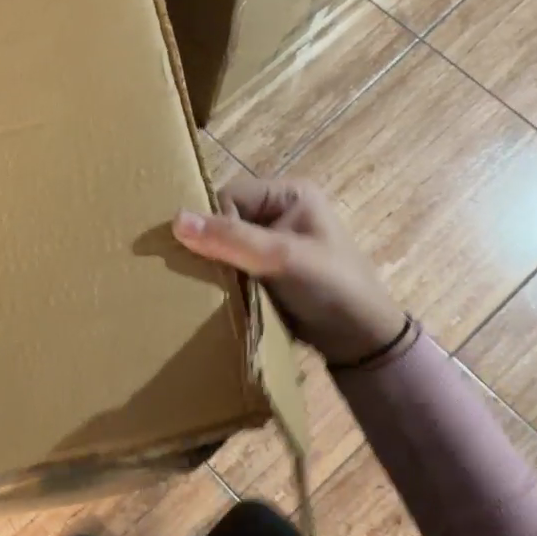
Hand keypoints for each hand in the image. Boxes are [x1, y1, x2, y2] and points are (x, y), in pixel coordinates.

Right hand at [172, 175, 406, 364]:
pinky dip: (223, 280)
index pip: (230, 196)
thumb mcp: (281, 258)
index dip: (214, 221)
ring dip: (215, 265)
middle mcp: (279, 212)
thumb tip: (175, 219)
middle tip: (198, 271)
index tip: (207, 254)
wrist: (361, 341)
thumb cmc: (331, 288)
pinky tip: (216, 294)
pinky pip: (232, 267)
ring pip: (225, 246)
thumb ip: (230, 238)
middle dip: (211, 245)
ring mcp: (273, 243)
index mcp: (289, 194)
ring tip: (203, 285)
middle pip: (224, 220)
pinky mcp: (267, 271)